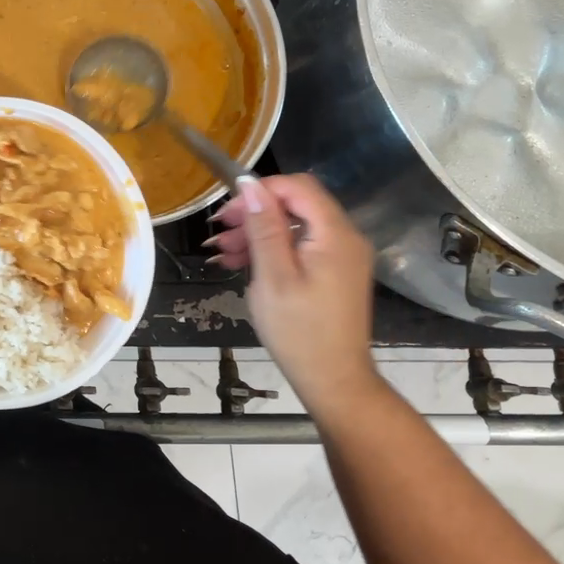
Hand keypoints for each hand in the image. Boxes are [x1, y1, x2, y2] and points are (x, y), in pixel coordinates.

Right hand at [208, 175, 381, 412]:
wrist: (332, 378)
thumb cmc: (299, 330)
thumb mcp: (273, 276)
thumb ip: (264, 227)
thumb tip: (249, 185)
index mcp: (335, 235)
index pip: (298, 187)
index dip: (261, 191)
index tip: (227, 213)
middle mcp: (345, 238)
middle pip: (297, 204)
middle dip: (255, 212)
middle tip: (218, 233)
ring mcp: (342, 256)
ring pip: (295, 225)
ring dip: (257, 232)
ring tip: (223, 253)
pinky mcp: (334, 272)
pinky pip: (300, 246)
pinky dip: (271, 249)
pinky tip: (242, 264)